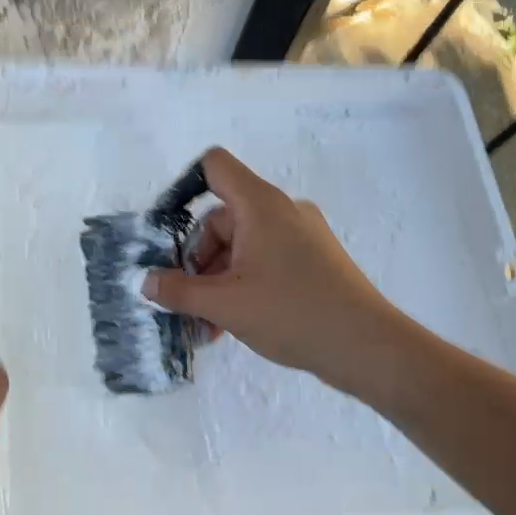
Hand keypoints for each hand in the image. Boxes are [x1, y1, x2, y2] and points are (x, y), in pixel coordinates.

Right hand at [143, 147, 409, 388]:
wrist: (369, 348)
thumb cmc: (293, 313)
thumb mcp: (225, 304)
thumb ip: (178, 290)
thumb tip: (146, 281)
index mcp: (260, 205)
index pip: (214, 166)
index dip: (183, 188)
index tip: (167, 232)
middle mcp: (282, 210)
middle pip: (222, 217)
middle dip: (197, 259)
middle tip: (186, 301)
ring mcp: (302, 235)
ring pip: (242, 245)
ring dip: (217, 280)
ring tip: (206, 325)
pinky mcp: (314, 260)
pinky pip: (265, 260)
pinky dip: (243, 284)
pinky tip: (231, 324)